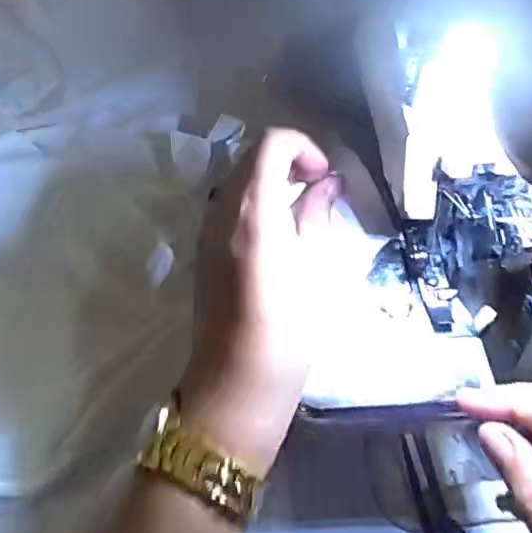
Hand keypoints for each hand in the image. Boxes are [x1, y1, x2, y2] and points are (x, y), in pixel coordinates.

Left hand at [181, 127, 341, 472]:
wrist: (234, 388)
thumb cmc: (286, 331)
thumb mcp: (314, 268)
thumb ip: (317, 214)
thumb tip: (327, 183)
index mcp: (253, 212)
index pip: (272, 144)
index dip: (304, 148)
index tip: (325, 177)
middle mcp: (222, 212)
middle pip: (253, 156)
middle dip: (291, 160)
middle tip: (320, 190)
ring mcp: (207, 230)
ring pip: (241, 178)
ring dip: (274, 179)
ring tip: (304, 210)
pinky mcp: (204, 250)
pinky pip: (232, 203)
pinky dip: (259, 199)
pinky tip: (281, 232)